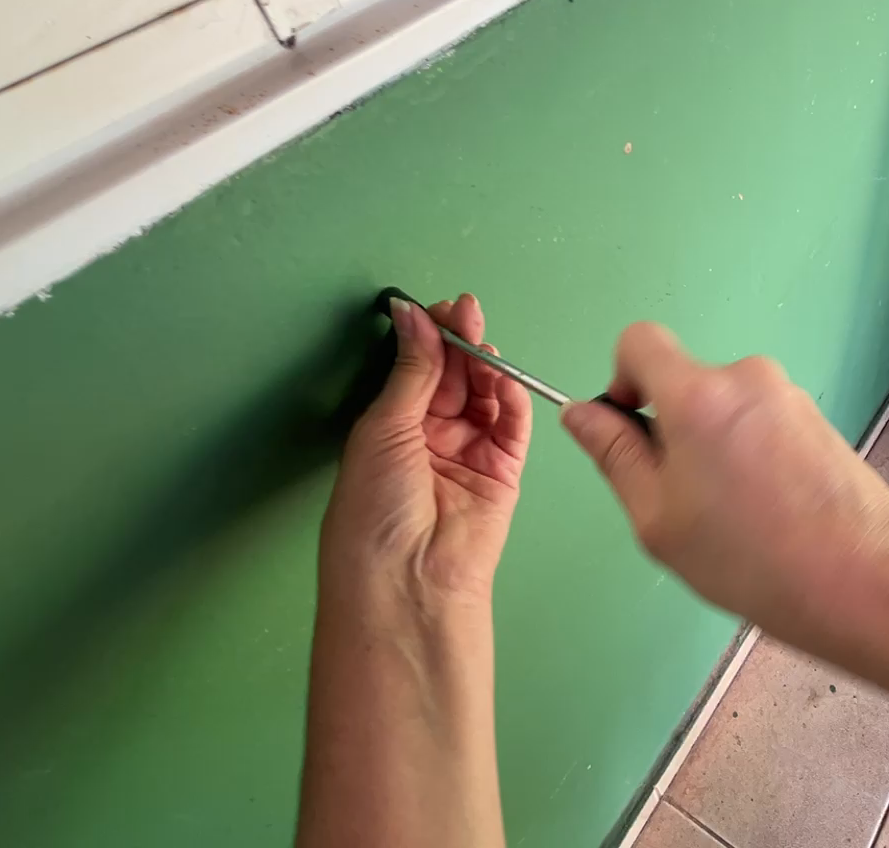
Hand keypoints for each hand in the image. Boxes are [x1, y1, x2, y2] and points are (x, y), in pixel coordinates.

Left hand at [323, 294, 532, 604]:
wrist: (408, 579)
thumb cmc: (376, 507)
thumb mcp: (385, 429)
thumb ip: (412, 369)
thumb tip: (410, 313)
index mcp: (394, 426)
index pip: (420, 369)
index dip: (431, 337)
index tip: (441, 309)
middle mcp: (433, 434)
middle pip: (456, 376)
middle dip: (462, 342)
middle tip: (467, 312)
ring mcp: (472, 449)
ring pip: (486, 394)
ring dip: (486, 365)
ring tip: (484, 341)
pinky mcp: (505, 466)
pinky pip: (512, 424)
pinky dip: (511, 398)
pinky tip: (504, 376)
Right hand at [559, 324, 888, 649]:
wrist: (868, 578)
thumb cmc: (749, 557)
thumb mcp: (659, 519)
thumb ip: (615, 455)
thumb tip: (582, 412)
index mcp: (698, 393)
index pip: (639, 340)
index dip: (622, 378)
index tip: (635, 430)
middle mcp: (745, 375)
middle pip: (685, 381)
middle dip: (673, 428)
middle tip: (689, 500)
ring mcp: (788, 394)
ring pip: (725, 407)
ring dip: (714, 445)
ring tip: (738, 516)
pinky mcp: (817, 416)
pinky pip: (760, 420)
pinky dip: (751, 452)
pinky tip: (772, 510)